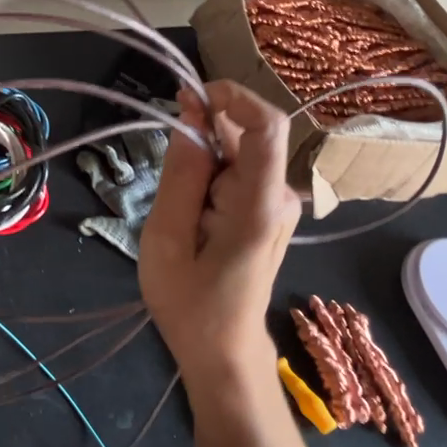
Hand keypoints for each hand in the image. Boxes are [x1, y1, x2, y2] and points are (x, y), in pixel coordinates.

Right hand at [138, 80, 300, 383]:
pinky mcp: (270, 207)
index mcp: (258, 204)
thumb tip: (188, 116)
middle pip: (245, 134)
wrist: (223, 350)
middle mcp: (281, 195)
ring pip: (238, 149)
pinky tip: (191, 207)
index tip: (186, 97)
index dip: (232, 96)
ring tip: (178, 206)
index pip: (268, 126)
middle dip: (201, 135)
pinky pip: (239, 167)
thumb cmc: (189, 302)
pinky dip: (210, 171)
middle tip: (166, 172)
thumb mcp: (166, 237)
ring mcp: (279, 202)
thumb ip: (180, 175)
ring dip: (202, 157)